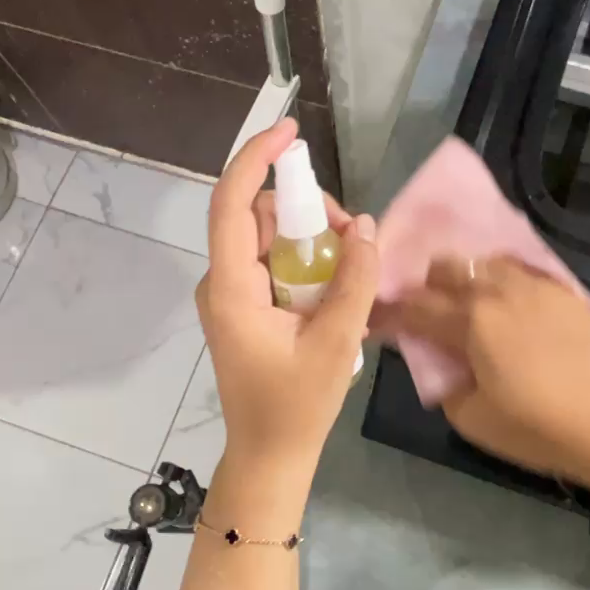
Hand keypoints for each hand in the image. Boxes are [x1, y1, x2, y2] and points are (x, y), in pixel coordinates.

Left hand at [196, 119, 378, 479]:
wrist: (270, 455)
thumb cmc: (296, 407)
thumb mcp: (336, 344)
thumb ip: (355, 281)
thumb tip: (367, 228)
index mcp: (230, 289)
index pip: (231, 204)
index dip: (257, 160)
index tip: (291, 134)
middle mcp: (222, 282)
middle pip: (258, 216)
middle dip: (308, 211)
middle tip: (354, 239)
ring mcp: (231, 293)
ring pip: (269, 237)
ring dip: (313, 238)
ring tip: (353, 269)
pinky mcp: (245, 304)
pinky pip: (274, 262)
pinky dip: (307, 261)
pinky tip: (338, 287)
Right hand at [388, 256, 589, 486]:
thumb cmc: (535, 427)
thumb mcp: (470, 417)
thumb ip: (443, 380)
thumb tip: (438, 360)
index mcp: (471, 319)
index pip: (414, 307)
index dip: (388, 312)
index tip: (375, 319)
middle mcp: (498, 290)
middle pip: (446, 267)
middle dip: (426, 286)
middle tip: (424, 314)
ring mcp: (534, 285)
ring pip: (483, 262)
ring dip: (464, 278)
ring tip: (465, 305)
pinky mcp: (561, 291)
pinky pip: (519, 270)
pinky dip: (500, 280)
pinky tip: (504, 304)